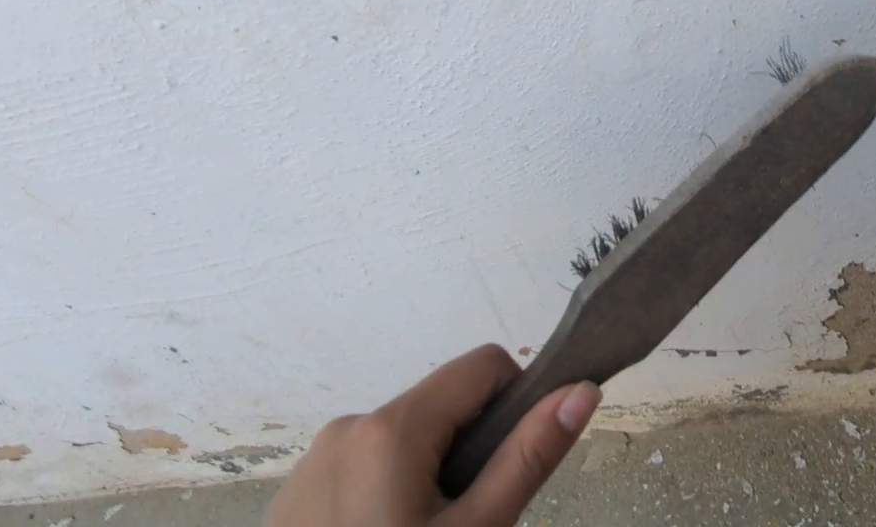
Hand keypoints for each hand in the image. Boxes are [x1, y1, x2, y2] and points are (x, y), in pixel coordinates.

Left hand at [265, 344, 599, 526]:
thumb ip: (530, 456)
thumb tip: (583, 390)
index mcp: (392, 426)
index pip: (485, 365)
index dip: (515, 403)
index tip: (509, 467)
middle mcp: (348, 426)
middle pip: (444, 404)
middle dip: (470, 448)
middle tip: (466, 521)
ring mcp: (312, 463)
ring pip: (406, 437)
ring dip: (430, 472)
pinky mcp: (291, 497)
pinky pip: (364, 466)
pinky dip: (387, 492)